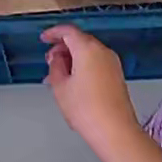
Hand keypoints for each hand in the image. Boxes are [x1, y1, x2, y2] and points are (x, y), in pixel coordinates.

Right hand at [42, 25, 138, 141]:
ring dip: (73, 57)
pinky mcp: (117, 75)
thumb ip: (55, 66)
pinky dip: (84, 64)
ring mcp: (112, 63)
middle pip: (80, 39)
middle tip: (49, 59)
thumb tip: (57, 58)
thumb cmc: (86, 109)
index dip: (53, 32)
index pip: (68, 31)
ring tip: (59, 74)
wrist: (115, 130)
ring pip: (89, 51)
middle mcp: (103, 51)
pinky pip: (97, 62)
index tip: (44, 38)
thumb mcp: (60, 86)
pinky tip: (74, 80)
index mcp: (87, 49)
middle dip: (63, 46)